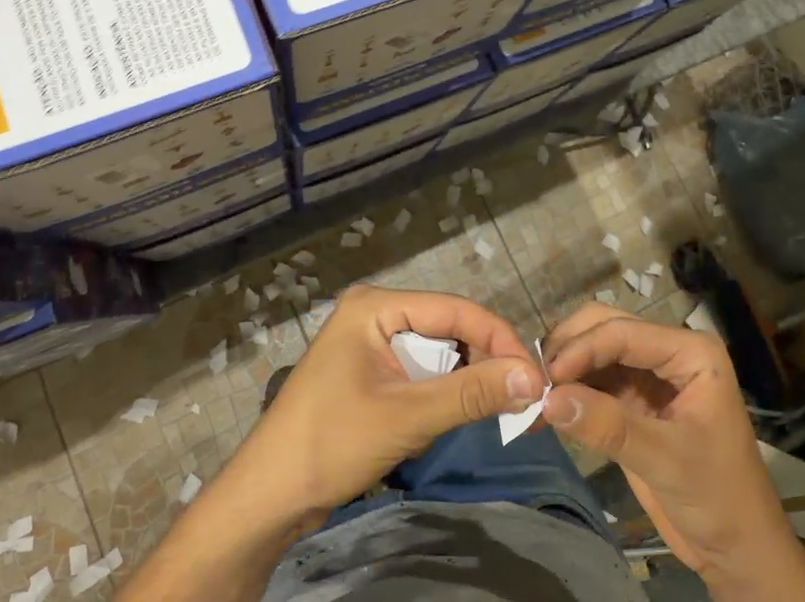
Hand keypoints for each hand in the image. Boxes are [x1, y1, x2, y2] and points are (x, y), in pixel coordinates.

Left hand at [242, 285, 545, 515]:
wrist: (268, 497)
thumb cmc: (330, 444)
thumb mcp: (407, 417)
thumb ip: (470, 394)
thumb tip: (533, 379)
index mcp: (375, 306)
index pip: (455, 310)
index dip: (500, 340)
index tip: (536, 377)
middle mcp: (374, 314)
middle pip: (449, 328)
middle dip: (489, 361)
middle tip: (527, 397)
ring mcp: (371, 345)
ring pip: (439, 353)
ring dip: (471, 380)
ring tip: (508, 407)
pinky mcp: (371, 375)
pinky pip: (422, 373)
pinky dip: (448, 392)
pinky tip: (470, 412)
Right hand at [542, 304, 804, 595]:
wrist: (737, 548)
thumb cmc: (718, 497)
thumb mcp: (666, 459)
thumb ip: (609, 425)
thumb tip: (550, 398)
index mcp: (691, 352)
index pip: (624, 332)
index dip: (582, 348)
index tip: (545, 378)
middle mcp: (669, 353)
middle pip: (606, 329)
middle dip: (569, 350)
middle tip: (534, 381)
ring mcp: (650, 376)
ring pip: (595, 353)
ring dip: (564, 370)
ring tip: (532, 396)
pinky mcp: (633, 402)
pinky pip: (593, 383)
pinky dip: (568, 393)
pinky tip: (545, 410)